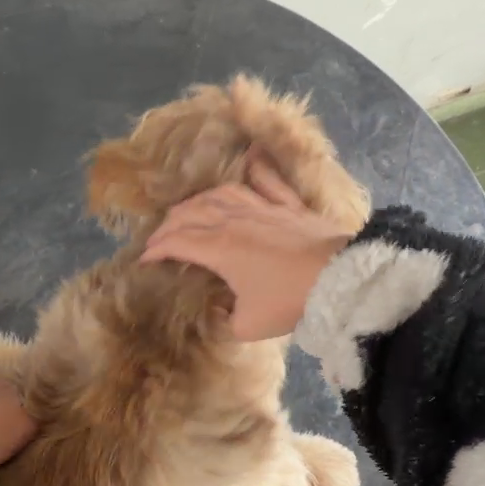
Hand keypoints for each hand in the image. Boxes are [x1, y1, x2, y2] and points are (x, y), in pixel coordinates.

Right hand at [140, 159, 358, 340]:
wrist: (341, 279)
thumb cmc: (288, 302)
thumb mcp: (247, 326)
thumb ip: (225, 319)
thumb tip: (219, 311)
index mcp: (219, 248)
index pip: (176, 242)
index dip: (155, 250)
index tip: (144, 260)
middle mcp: (234, 221)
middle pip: (191, 213)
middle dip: (168, 225)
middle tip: (158, 238)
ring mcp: (263, 208)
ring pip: (220, 194)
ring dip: (197, 201)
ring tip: (187, 210)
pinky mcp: (289, 206)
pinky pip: (267, 181)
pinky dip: (255, 169)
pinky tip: (248, 159)